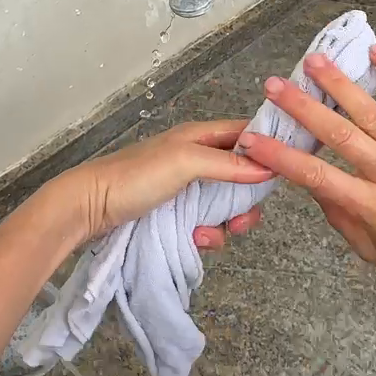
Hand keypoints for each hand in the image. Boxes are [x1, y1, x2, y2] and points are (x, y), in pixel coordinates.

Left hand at [50, 119, 273, 245]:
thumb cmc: (134, 177)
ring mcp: (187, 189)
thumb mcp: (184, 162)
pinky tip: (195, 241)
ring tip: (212, 235)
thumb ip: (227, 162)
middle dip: (246, 200)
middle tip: (242, 220)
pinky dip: (206, 235)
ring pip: (226, 205)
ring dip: (226, 223)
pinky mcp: (176, 215)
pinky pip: (207, 225)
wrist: (89, 210)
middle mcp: (197, 159)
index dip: (267, 148)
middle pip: (242, 176)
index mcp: (199, 136)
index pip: (246, 133)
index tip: (287, 168)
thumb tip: (269, 166)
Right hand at [236, 46, 375, 298]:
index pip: (315, 175)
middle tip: (273, 85)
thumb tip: (314, 186)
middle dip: (301, 107)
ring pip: (373, 112)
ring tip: (313, 61)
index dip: (280, 156)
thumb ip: (341, 218)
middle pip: (338, 134)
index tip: (253, 140)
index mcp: (371, 206)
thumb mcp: (374, 252)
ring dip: (340, 84)